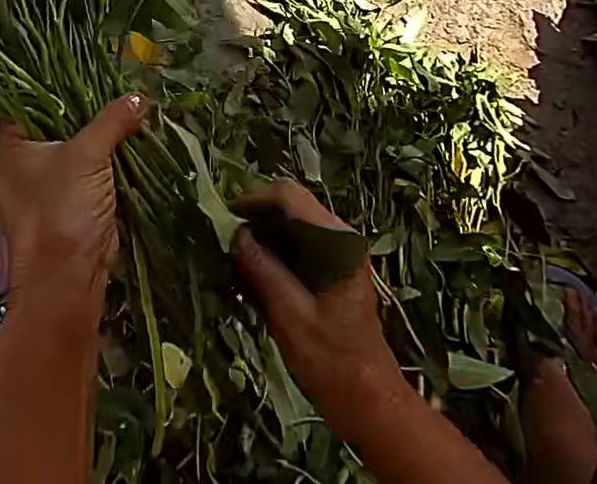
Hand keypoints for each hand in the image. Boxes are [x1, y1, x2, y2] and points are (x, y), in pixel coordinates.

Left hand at [0, 93, 145, 314]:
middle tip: (113, 81)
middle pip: (52, 120)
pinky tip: (125, 133)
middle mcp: (15, 161)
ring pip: (70, 143)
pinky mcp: (62, 197)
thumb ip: (111, 120)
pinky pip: (82, 164)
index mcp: (4, 147)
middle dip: (84, 106)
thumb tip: (139, 96)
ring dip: (96, 130)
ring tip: (123, 102)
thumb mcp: (87, 155)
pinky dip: (101, 152)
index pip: (27, 99)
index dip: (57, 82)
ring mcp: (38, 181)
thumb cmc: (61, 211)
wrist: (68, 279)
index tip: (88, 63)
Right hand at [232, 180, 406, 442]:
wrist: (369, 399)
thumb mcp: (290, 316)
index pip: (291, 196)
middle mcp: (342, 236)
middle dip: (258, 217)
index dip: (255, 199)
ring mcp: (341, 251)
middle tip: (227, 239)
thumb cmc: (332, 361)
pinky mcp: (336, 267)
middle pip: (293, 205)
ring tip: (236, 255)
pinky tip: (256, 272)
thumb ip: (264, 271)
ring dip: (265, 234)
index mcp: (338, 241)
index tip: (227, 216)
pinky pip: (301, 243)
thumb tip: (237, 234)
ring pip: (295, 223)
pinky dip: (277, 250)